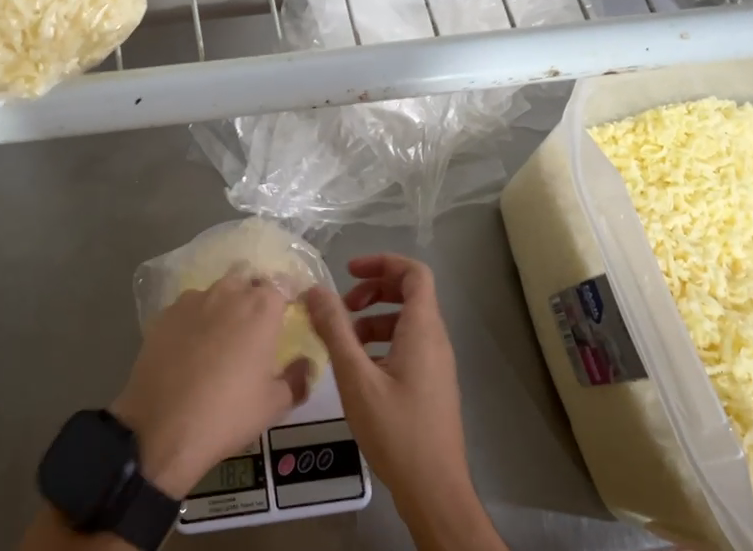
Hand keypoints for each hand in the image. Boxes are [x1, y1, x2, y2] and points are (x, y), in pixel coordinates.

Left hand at [111, 270, 313, 497]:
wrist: (161, 426)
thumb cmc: (228, 414)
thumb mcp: (274, 404)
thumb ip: (297, 378)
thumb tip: (305, 364)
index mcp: (261, 308)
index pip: (282, 284)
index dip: (286, 296)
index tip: (287, 314)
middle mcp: (228, 293)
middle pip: (247, 280)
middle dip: (253, 295)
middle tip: (255, 327)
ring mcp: (192, 300)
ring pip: (216, 291)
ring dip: (223, 305)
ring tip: (221, 337)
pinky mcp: (164, 314)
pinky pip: (189, 308)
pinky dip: (195, 319)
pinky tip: (191, 347)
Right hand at [307, 255, 500, 548]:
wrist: (434, 490)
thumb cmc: (396, 430)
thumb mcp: (356, 377)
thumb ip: (335, 330)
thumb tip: (315, 290)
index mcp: (423, 330)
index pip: (414, 273)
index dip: (382, 262)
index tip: (348, 272)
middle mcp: (436, 340)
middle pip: (410, 294)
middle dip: (373, 290)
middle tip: (341, 306)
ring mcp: (436, 364)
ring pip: (406, 323)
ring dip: (374, 319)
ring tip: (343, 341)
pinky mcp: (431, 385)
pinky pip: (408, 346)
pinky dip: (381, 343)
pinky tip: (358, 369)